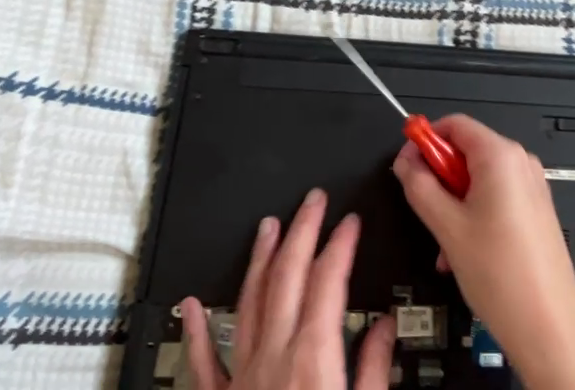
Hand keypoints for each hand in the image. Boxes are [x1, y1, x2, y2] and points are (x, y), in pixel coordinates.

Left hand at [178, 189, 395, 389]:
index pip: (327, 283)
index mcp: (313, 361)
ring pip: (247, 305)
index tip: (350, 221)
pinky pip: (203, 363)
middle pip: (286, 279)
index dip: (339, 245)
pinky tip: (192, 305)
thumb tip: (383, 328)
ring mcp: (242, 381)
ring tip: (266, 228)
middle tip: (312, 202)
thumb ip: (372, 371)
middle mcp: (274, 361)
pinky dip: (197, 329)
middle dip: (301, 233)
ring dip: (258, 262)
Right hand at [392, 116, 574, 389]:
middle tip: (423, 206)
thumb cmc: (503, 276)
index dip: (424, 140)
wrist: (546, 324)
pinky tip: (462, 250)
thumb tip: (406, 164)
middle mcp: (521, 164)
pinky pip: (494, 197)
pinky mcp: (534, 210)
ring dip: (453, 203)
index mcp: (501, 157)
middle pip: (466, 151)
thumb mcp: (446, 226)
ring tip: (444, 241)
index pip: (454, 124)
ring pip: (477, 179)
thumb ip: (419, 186)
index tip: (406, 162)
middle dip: (439, 178)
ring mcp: (531, 187)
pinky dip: (472, 215)